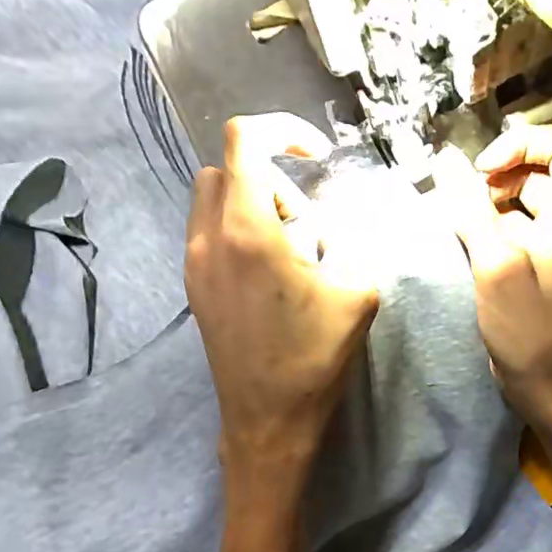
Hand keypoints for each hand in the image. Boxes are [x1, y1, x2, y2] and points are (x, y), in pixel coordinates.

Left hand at [186, 114, 379, 474]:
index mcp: (248, 230)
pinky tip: (270, 276)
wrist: (267, 419)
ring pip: (211, 200)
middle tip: (305, 222)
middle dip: (269, 179)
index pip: (244, 140)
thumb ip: (350, 246)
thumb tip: (332, 231)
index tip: (314, 155)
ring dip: (250, 205)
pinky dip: (237, 233)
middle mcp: (209, 237)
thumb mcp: (357, 296)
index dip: (281, 131)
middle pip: (226, 169)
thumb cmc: (313, 359)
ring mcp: (194, 264)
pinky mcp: (194, 288)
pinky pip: (208, 234)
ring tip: (288, 251)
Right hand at [433, 124, 551, 433]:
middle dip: (499, 173)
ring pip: (526, 196)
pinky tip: (468, 238)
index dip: (519, 143)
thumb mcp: (496, 264)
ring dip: (491, 199)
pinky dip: (494, 223)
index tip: (482, 173)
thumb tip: (446, 159)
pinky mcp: (544, 261)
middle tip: (465, 200)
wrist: (546, 383)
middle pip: (540, 167)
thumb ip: (472, 208)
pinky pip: (521, 224)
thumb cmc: (527, 327)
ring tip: (460, 219)